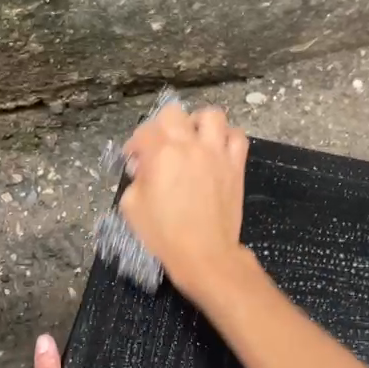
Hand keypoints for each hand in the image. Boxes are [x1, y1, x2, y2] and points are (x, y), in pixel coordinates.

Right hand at [119, 101, 252, 298]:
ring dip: (198, 123)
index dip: (135, 145)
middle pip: (174, 113)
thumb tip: (143, 168)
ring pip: (211, 115)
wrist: (204, 254)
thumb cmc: (164, 235)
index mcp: (160, 154)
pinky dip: (226, 137)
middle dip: (162, 126)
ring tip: (192, 138)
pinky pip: (237, 136)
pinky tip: (216, 149)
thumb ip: (135, 180)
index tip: (135, 159)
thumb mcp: (131, 208)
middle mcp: (189, 146)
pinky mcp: (235, 165)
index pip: (144, 132)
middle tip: (160, 145)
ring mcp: (216, 153)